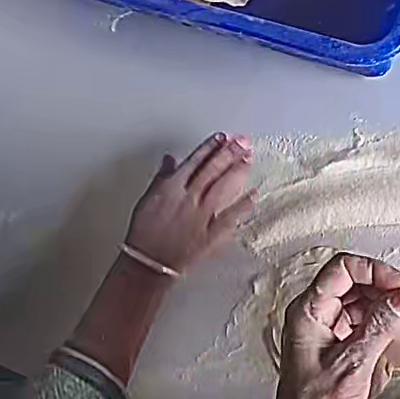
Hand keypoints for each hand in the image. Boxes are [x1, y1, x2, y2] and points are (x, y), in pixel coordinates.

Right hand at [125, 132, 256, 273]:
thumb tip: (172, 160)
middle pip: (213, 170)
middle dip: (229, 152)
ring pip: (223, 187)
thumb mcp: (148, 199)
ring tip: (249, 157)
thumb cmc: (145, 232)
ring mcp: (202, 215)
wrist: (149, 261)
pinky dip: (243, 205)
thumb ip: (163, 177)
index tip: (222, 137)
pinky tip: (254, 194)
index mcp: (171, 187)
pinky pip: (231, 217)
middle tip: (243, 141)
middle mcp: (189, 198)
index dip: (210, 147)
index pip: (195, 161)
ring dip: (237, 170)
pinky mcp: (212, 233)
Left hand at [273, 253, 399, 398]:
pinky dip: (378, 316)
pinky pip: (358, 316)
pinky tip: (391, 327)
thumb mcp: (355, 364)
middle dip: (381, 284)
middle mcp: (312, 315)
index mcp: (308, 313)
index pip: (343, 269)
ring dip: (382, 300)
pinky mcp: (334, 341)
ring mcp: (323, 327)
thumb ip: (380, 326)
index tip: (399, 287)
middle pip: (350, 279)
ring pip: (356, 296)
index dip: (375, 271)